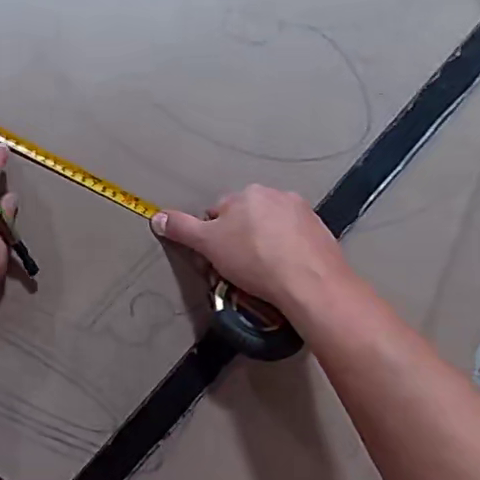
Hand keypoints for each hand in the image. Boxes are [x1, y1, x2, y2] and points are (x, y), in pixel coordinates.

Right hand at [149, 184, 357, 320]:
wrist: (312, 285)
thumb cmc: (254, 260)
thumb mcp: (207, 245)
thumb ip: (180, 228)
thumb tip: (157, 217)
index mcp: (246, 193)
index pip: (218, 213)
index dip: (212, 237)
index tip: (217, 257)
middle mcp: (276, 195)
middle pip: (245, 217)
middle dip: (239, 237)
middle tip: (238, 265)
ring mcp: (303, 213)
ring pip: (271, 227)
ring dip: (264, 243)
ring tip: (263, 271)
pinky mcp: (323, 233)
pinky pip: (294, 239)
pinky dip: (287, 251)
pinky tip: (285, 271)